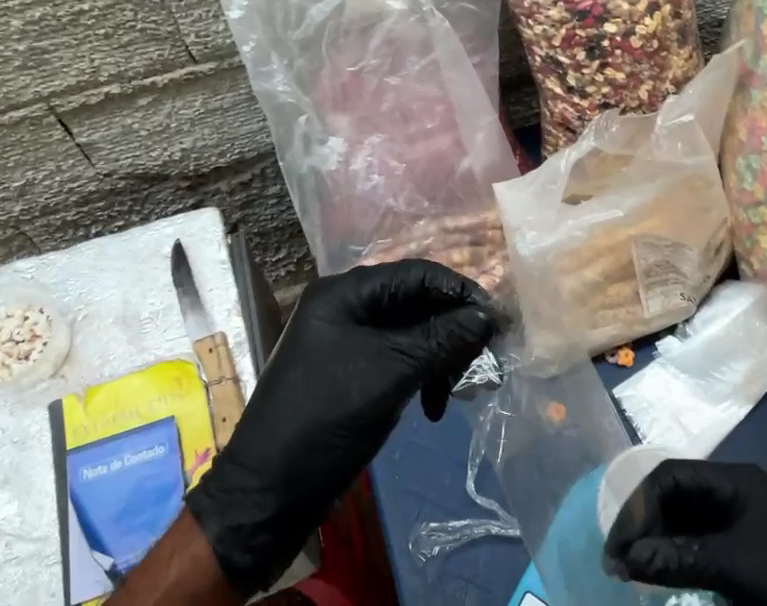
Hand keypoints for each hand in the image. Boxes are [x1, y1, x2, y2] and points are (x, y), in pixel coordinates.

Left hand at [185, 260, 499, 596]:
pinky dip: (421, 378)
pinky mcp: (351, 373)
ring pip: (411, 335)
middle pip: (416, 303)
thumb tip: (490, 314)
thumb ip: (443, 338)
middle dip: (451, 333)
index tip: (498, 322)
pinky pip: (398, 360)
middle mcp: (345, 307)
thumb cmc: (327, 418)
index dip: (461, 294)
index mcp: (345, 292)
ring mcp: (346, 341)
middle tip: (481, 366)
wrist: (268, 492)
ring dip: (439, 360)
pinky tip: (432, 407)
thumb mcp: (392, 372)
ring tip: (453, 396)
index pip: (418, 274)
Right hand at [604, 461, 766, 605]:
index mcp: (735, 480)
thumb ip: (677, 559)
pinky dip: (667, 558)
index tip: (620, 545)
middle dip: (642, 524)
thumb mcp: (733, 567)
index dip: (640, 506)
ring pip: (678, 522)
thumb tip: (624, 558)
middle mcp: (731, 494)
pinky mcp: (734, 552)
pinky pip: (690, 545)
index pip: (672, 476)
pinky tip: (652, 575)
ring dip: (651, 543)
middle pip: (672, 496)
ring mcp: (733, 523)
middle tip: (617, 562)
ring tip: (627, 571)